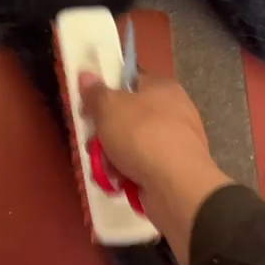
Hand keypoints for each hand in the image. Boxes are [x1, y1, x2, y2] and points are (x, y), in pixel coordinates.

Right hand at [80, 71, 233, 260]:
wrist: (178, 188)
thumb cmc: (142, 136)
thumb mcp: (109, 107)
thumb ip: (95, 92)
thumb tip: (86, 76)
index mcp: (162, 88)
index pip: (129, 81)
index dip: (106, 91)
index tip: (88, 105)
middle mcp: (173, 112)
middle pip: (127, 116)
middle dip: (105, 133)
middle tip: (92, 143)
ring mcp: (175, 144)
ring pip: (132, 145)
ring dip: (112, 158)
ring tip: (103, 169)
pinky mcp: (174, 173)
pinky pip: (143, 168)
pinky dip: (128, 175)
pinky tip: (117, 184)